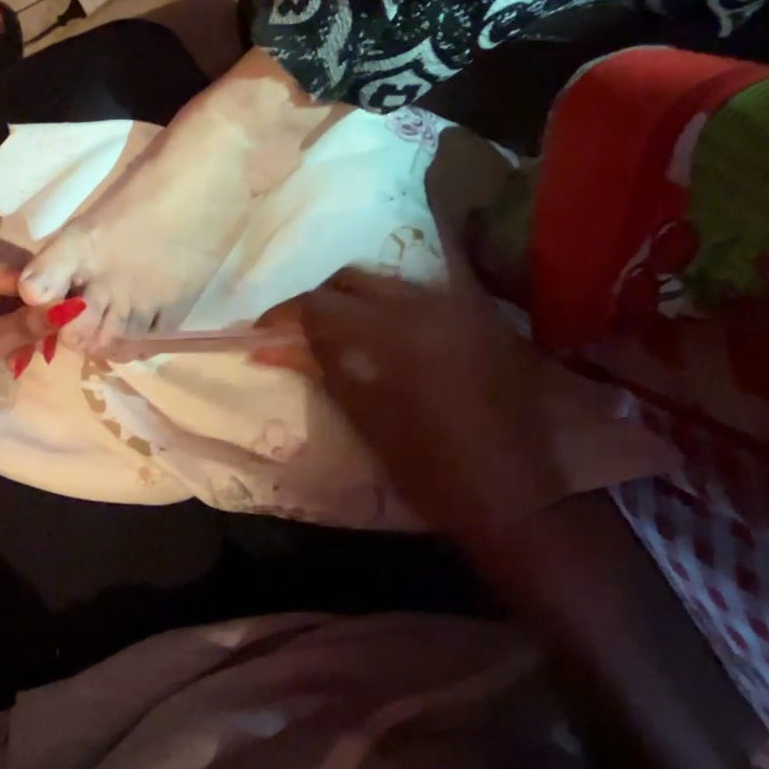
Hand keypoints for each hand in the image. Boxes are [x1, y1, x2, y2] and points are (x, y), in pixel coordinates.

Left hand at [0, 261, 83, 445]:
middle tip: (75, 330)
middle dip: (44, 312)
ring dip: (36, 330)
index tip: (82, 306)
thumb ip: (30, 324)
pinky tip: (42, 355)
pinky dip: (25, 342)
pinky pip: (12, 330)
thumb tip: (76, 307)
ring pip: (20, 312)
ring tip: (58, 346)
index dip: (49, 290)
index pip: (20, 274)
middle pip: (22, 291)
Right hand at [252, 265, 564, 533]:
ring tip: (345, 335)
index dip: (282, 315)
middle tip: (303, 333)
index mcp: (385, 333)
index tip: (263, 334)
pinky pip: (425, 295)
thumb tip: (270, 344)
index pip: (316, 302)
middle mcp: (422, 305)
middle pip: (351, 279)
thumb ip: (318, 365)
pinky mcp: (481, 318)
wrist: (505, 489)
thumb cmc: (422, 464)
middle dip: (320, 302)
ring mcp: (457, 307)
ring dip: (358, 302)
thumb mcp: (357, 413)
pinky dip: (396, 309)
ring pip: (388, 282)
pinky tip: (391, 338)